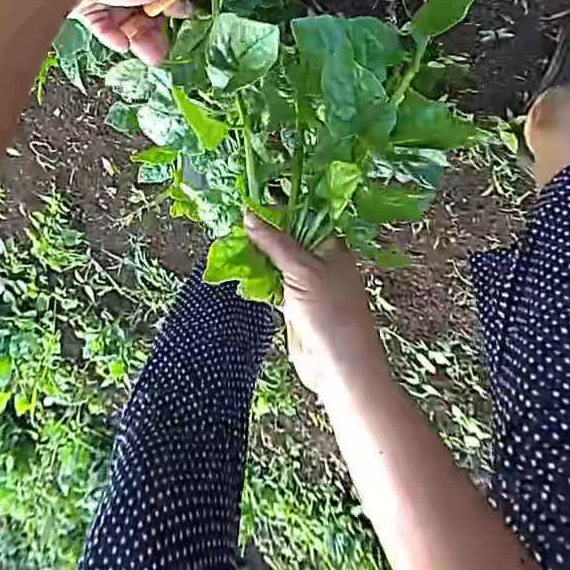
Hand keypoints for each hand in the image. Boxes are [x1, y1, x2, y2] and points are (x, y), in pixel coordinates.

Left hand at [40, 0, 192, 65]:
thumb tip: (186, 8)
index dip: (169, 5)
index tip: (177, 24)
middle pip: (140, 2)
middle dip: (154, 28)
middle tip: (163, 52)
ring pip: (122, 15)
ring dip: (138, 37)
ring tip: (151, 59)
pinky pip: (99, 20)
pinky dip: (112, 34)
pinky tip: (121, 47)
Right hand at [245, 214, 390, 401]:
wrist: (339, 366)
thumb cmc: (330, 311)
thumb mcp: (301, 269)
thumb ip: (274, 242)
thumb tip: (249, 213)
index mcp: (331, 245)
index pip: (302, 216)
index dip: (278, 210)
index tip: (249, 202)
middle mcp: (320, 260)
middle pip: (287, 240)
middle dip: (263, 233)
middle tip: (233, 221)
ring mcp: (306, 283)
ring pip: (277, 263)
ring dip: (257, 256)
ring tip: (229, 242)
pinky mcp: (294, 305)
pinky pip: (272, 285)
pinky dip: (257, 279)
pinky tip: (237, 269)